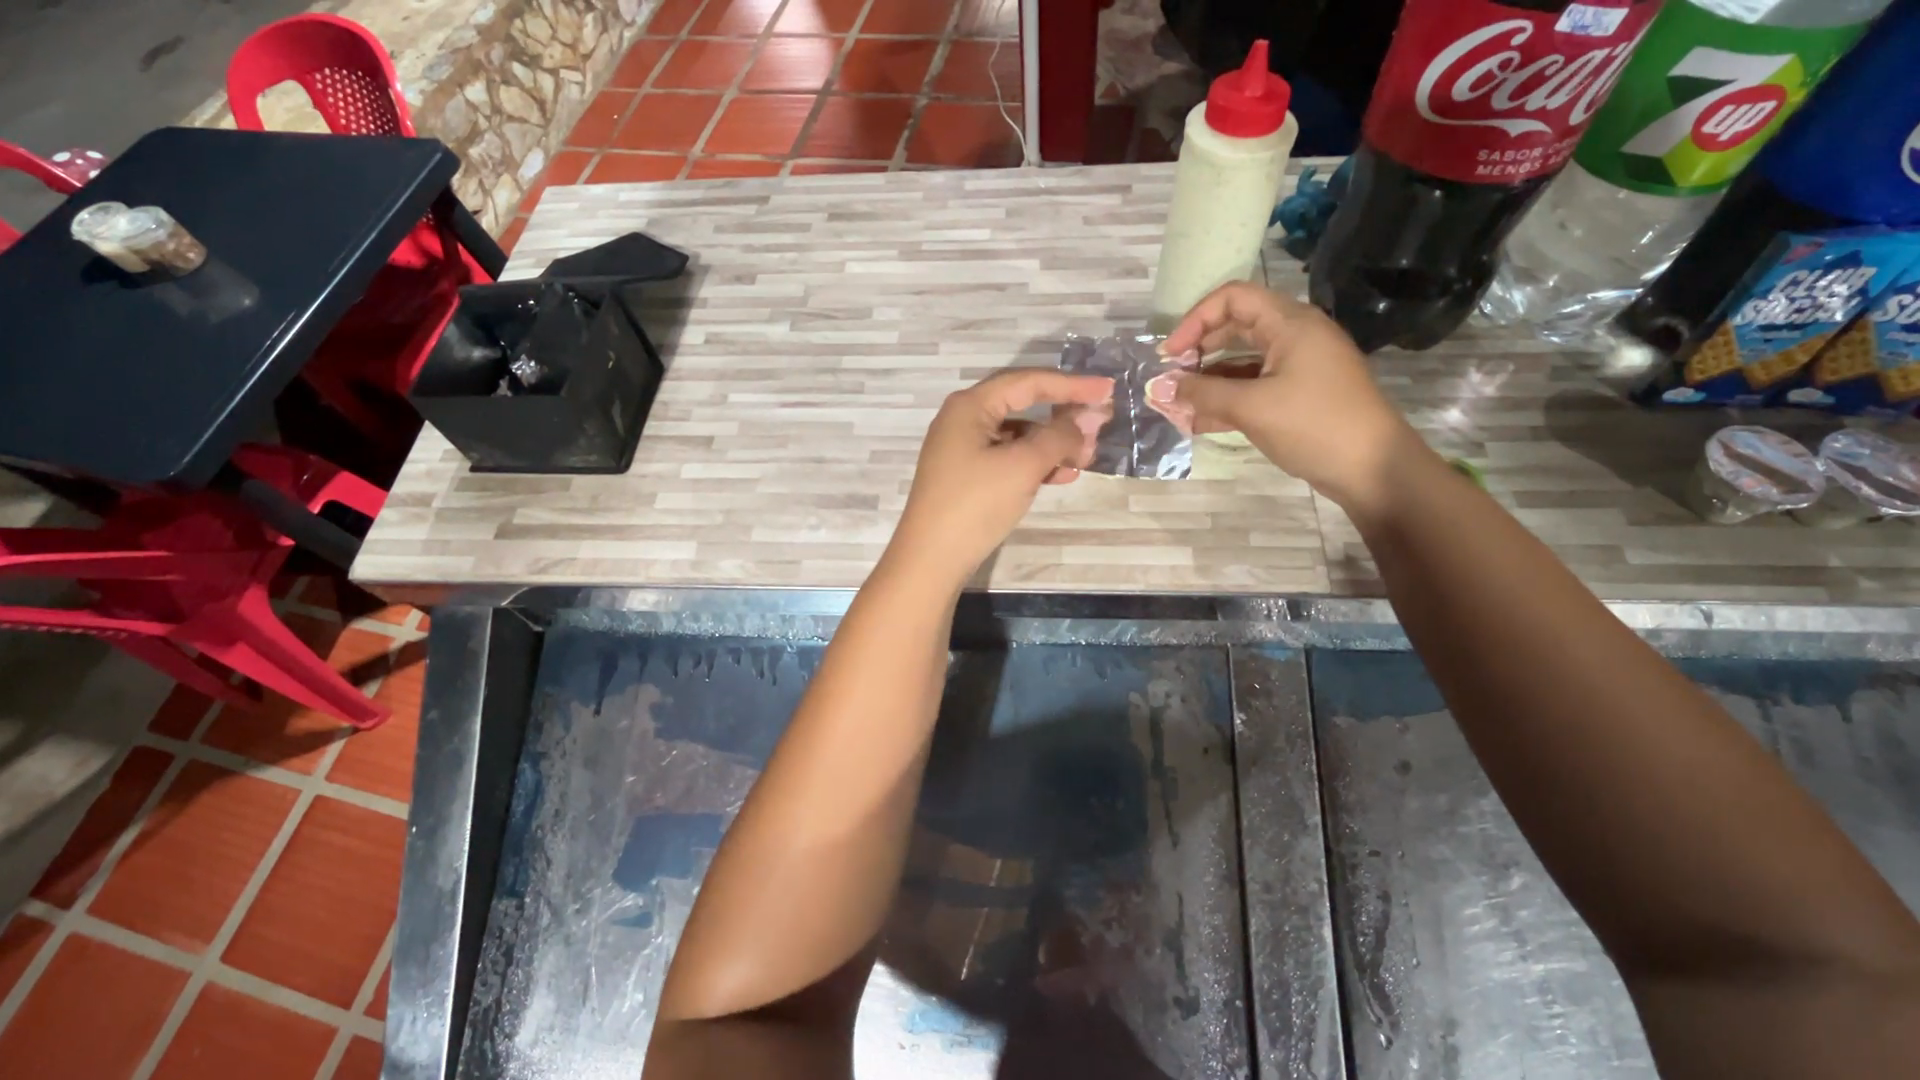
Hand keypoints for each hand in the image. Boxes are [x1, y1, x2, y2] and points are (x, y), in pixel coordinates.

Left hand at [888, 369, 1113, 587]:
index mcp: (970, 406)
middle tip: (1101, 423)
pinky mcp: (967, 476)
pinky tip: (1063, 476)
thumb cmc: (975, 504)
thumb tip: (1084, 421)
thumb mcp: (1023, 466)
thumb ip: (1058, 437)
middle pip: (1023, 404)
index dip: (1071, 384)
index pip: (1028, 382)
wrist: (931, 559)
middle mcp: (963, 419)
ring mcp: (963, 449)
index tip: (1108, 390)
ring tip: (1086, 456)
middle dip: (1063, 413)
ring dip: (1053, 442)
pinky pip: (1008, 457)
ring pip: (1018, 434)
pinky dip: (1036, 463)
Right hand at [1145, 283, 1431, 514]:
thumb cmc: (1314, 425)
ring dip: (1209, 381)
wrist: (1374, 468)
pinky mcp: (1301, 395)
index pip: (1233, 298)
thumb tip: (1160, 388)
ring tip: (1179, 407)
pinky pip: (1256, 387)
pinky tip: (1200, 422)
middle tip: (1172, 379)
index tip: (1170, 354)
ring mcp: (1300, 366)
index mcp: (1290, 323)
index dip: (1195, 319)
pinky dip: (1228, 400)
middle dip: (1199, 352)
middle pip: (1236, 327)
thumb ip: (1202, 394)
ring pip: (1243, 362)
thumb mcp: (1252, 408)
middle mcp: (1296, 335)